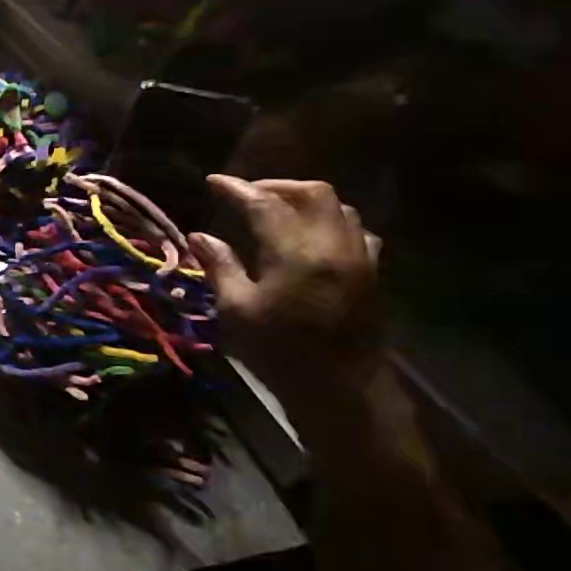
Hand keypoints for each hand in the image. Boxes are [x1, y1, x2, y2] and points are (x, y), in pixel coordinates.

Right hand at [187, 176, 384, 395]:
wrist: (339, 388)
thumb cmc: (278, 350)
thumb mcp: (236, 310)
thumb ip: (220, 265)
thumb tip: (199, 235)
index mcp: (295, 252)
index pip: (264, 203)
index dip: (236, 188)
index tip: (213, 182)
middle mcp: (333, 244)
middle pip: (311, 192)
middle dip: (275, 185)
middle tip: (246, 193)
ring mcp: (358, 256)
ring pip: (338, 206)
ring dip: (304, 199)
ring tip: (276, 208)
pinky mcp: (370, 271)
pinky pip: (355, 229)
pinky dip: (331, 220)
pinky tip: (312, 234)